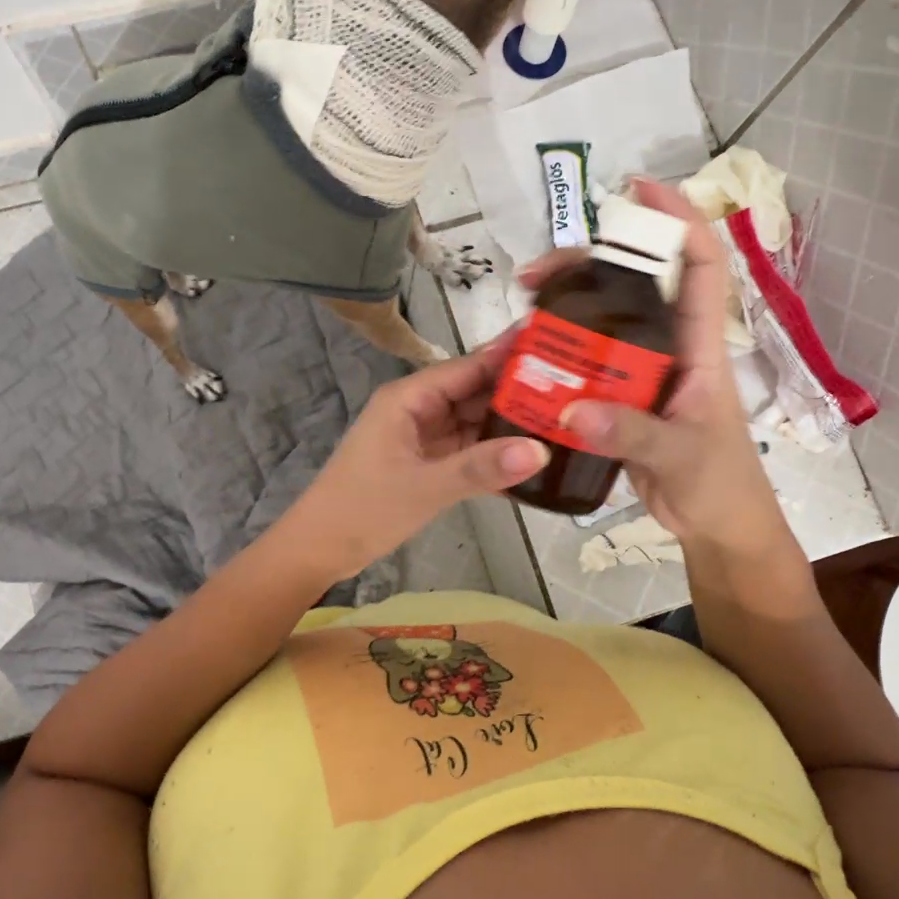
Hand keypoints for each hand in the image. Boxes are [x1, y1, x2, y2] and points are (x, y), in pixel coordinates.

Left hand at [274, 345, 549, 581]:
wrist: (319, 549)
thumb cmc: (363, 509)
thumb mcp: (425, 487)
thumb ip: (481, 468)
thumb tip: (541, 450)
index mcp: (410, 398)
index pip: (469, 367)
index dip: (511, 358)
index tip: (560, 349)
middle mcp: (418, 409)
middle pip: (476, 393)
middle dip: (520, 395)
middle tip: (579, 395)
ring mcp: (422, 438)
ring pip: (474, 423)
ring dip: (510, 428)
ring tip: (567, 427)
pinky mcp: (425, 464)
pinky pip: (467, 452)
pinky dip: (493, 457)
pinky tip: (532, 466)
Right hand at [522, 178, 792, 554]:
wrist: (716, 525)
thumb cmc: (718, 484)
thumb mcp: (679, 455)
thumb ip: (631, 433)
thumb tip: (571, 409)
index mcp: (701, 346)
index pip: (700, 265)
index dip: (677, 219)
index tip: (637, 191)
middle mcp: (672, 347)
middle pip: (636, 283)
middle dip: (592, 262)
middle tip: (538, 270)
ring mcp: (646, 373)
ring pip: (607, 320)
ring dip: (569, 304)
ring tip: (526, 300)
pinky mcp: (623, 399)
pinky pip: (590, 363)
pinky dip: (561, 352)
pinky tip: (531, 353)